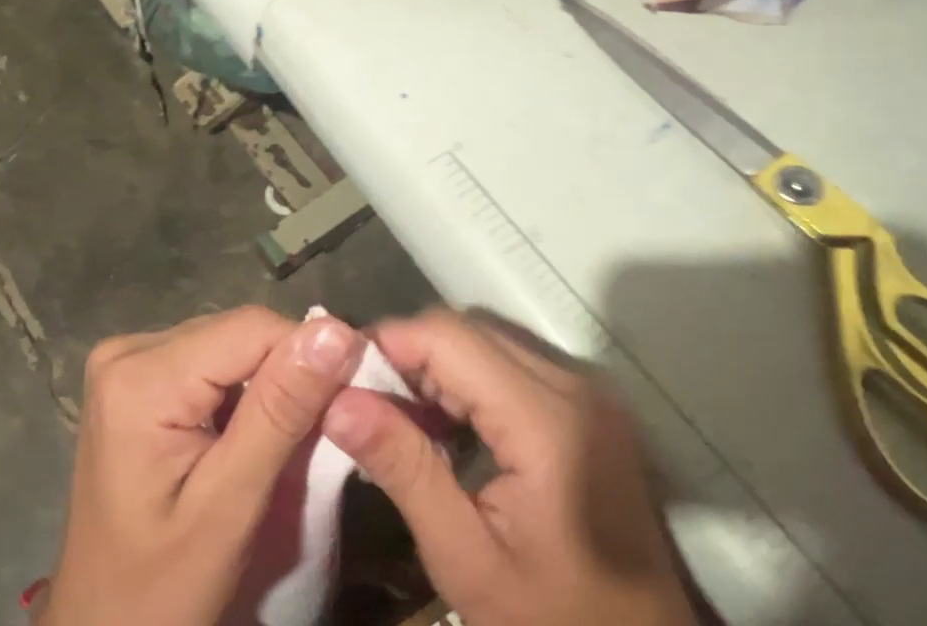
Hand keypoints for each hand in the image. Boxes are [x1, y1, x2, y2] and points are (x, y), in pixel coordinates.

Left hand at [37, 307, 364, 625]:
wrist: (100, 621)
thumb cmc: (162, 583)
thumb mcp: (229, 506)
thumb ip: (279, 412)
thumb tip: (335, 331)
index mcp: (141, 376)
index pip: (253, 328)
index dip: (310, 359)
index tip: (347, 409)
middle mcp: (127, 349)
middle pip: (238, 333)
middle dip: (287, 376)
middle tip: (316, 440)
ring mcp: (125, 361)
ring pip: (228, 345)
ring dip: (266, 387)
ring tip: (281, 446)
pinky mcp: (133, 379)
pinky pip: (207, 364)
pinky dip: (239, 395)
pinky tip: (244, 439)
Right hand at [322, 309, 695, 625]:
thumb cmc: (555, 619)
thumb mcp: (466, 557)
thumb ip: (404, 470)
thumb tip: (336, 401)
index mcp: (547, 420)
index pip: (447, 336)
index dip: (386, 344)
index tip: (339, 379)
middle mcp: (574, 386)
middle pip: (467, 330)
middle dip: (406, 355)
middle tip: (361, 403)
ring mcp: (589, 395)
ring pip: (487, 341)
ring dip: (434, 367)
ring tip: (396, 418)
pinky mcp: (590, 409)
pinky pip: (512, 365)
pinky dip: (467, 381)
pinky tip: (444, 427)